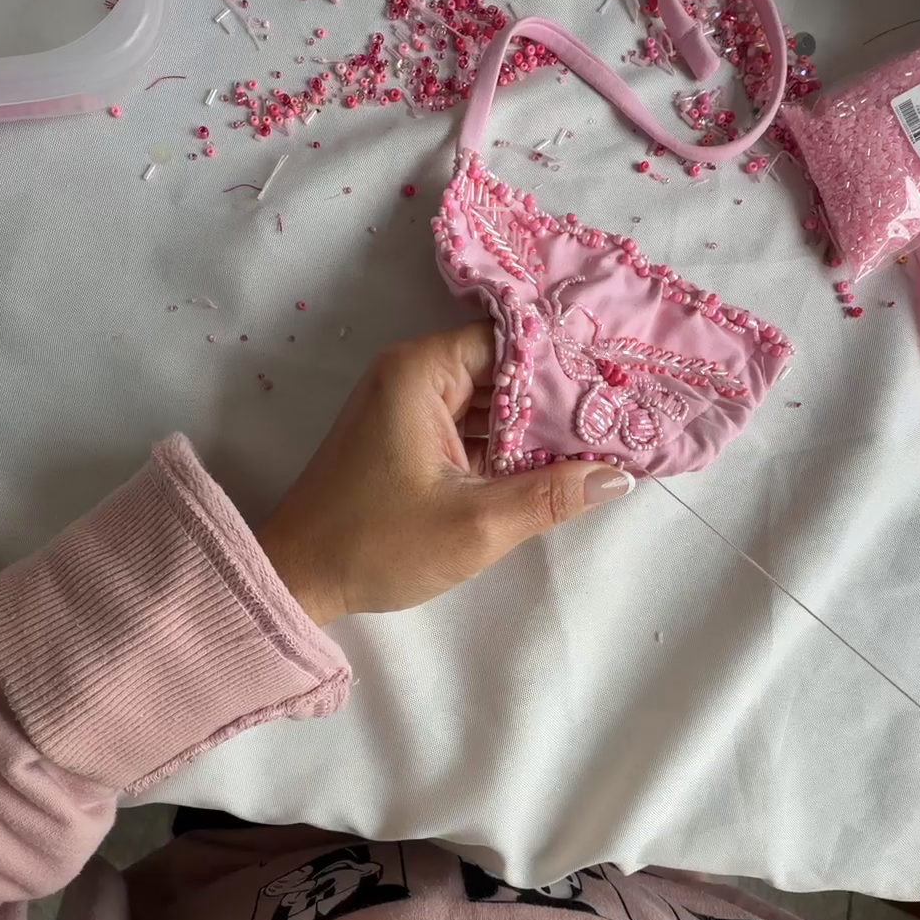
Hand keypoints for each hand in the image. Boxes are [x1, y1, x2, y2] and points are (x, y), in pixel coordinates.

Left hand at [257, 323, 634, 625]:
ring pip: (490, 403)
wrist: (298, 578)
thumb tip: (619, 477)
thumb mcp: (474, 525)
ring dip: (536, 428)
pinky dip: (506, 448)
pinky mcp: (408, 439)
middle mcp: (413, 375)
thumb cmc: (376, 545)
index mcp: (421, 371)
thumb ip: (550, 497)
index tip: (618, 385)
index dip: (566, 363)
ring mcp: (409, 408)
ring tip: (602, 441)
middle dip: (558, 399)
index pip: (511, 341)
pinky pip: (470, 430)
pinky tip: (554, 467)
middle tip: (621, 416)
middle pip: (504, 370)